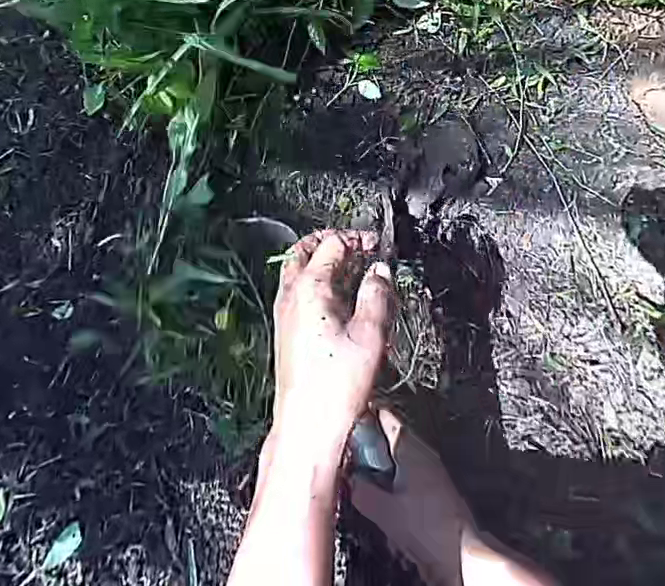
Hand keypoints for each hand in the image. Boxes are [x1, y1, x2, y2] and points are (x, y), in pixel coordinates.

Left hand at [270, 230, 392, 453]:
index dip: (356, 238)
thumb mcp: (370, 335)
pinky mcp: (285, 330)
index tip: (376, 244)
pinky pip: (296, 290)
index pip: (332, 244)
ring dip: (320, 260)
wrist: (306, 426)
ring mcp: (284, 313)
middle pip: (304, 249)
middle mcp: (291, 295)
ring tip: (348, 268)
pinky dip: (314, 280)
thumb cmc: (336, 385)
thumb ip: (377, 295)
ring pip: (297, 269)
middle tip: (355, 245)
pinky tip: (336, 298)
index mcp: (310, 288)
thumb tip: (380, 271)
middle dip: (330, 241)